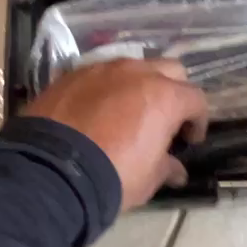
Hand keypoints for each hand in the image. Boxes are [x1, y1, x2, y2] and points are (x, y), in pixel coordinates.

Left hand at [25, 59, 209, 211]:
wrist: (49, 172)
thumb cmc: (112, 175)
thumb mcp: (148, 179)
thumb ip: (166, 168)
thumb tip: (175, 170)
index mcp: (165, 97)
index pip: (196, 99)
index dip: (197, 120)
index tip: (189, 140)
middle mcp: (137, 73)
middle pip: (170, 70)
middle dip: (173, 92)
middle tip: (164, 119)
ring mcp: (102, 70)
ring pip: (132, 67)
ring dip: (138, 86)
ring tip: (128, 112)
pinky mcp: (71, 75)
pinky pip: (99, 75)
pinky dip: (106, 89)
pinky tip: (96, 112)